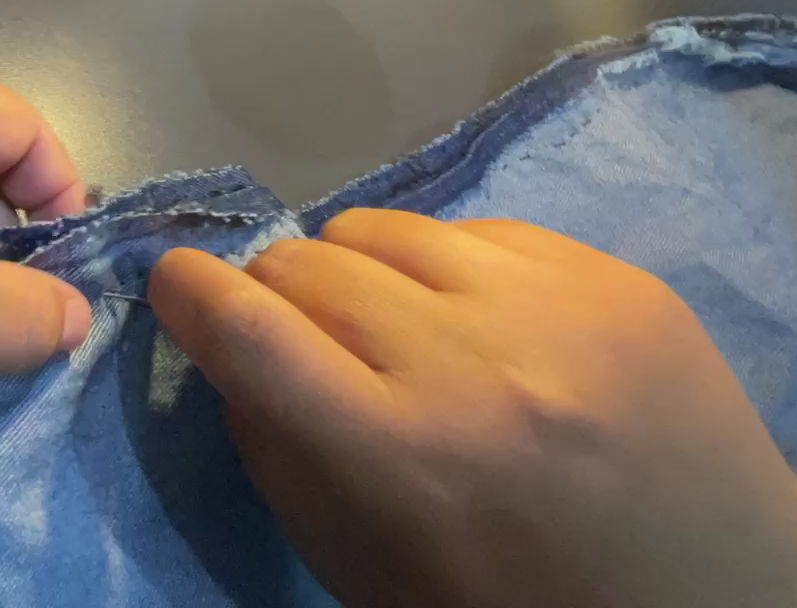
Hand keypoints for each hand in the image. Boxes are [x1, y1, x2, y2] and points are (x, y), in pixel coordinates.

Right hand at [149, 210, 796, 607]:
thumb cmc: (481, 591)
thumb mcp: (331, 535)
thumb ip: (258, 413)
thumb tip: (216, 312)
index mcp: (398, 456)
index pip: (243, 322)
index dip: (184, 286)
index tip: (177, 286)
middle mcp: (480, 372)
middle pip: (298, 261)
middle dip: (276, 292)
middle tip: (311, 338)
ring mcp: (561, 314)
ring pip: (370, 224)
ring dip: (356, 271)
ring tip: (401, 327)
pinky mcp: (619, 280)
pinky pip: (459, 227)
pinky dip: (439, 269)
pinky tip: (482, 325)